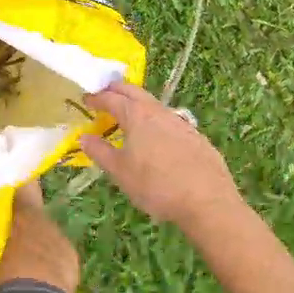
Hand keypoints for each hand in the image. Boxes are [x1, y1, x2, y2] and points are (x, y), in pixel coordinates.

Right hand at [80, 81, 241, 228]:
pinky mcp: (199, 139)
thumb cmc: (157, 185)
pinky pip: (172, 122)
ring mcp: (181, 123)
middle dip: (117, 90)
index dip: (96, 97)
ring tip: (132, 116)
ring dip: (139, 105)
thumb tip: (83, 137)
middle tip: (105, 96)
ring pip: (155, 105)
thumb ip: (99, 151)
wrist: (209, 204)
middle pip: (134, 91)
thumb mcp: (120, 172)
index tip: (86, 99)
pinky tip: (161, 140)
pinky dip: (159, 122)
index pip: (110, 97)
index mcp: (136, 114)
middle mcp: (158, 111)